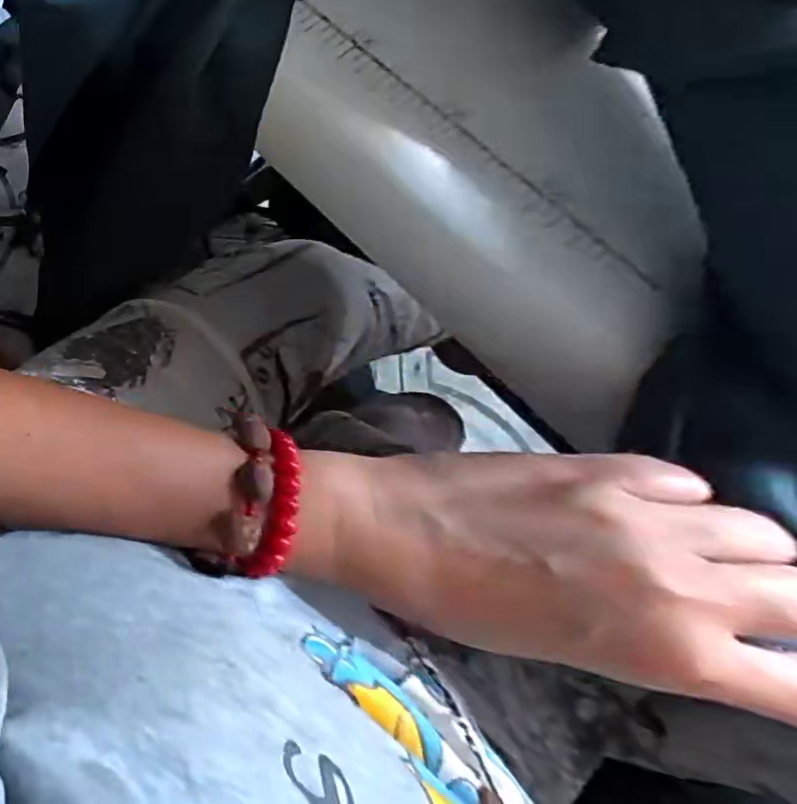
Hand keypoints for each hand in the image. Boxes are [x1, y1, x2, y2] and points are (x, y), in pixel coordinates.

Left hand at [331, 452, 796, 723]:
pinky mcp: (593, 467)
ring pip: (763, 532)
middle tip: (747, 602)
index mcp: (671, 653)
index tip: (780, 663)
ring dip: (739, 546)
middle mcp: (680, 585)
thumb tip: (702, 636)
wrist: (376, 523)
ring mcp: (638, 516)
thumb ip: (650, 643)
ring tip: (690, 546)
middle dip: (786, 605)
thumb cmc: (448, 599)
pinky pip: (681, 479)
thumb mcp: (560, 649)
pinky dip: (675, 495)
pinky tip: (639, 501)